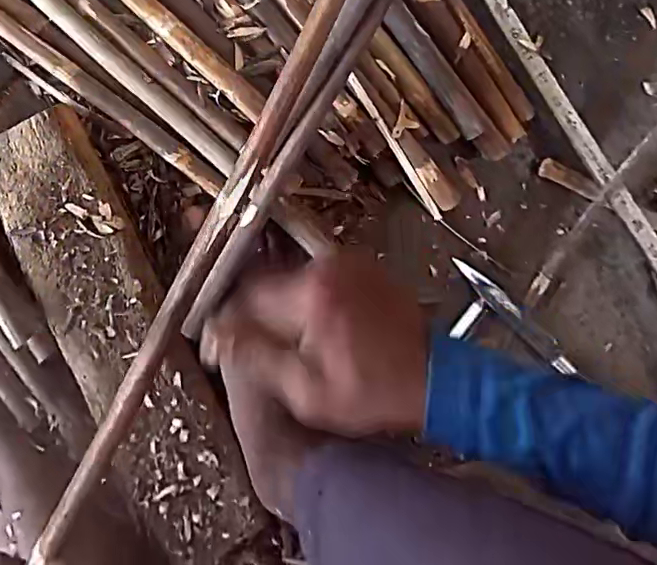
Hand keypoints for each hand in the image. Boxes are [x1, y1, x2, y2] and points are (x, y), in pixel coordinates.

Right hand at [200, 249, 429, 438]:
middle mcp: (325, 268)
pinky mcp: (356, 264)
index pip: (247, 294)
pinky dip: (302, 293)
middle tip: (257, 336)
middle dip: (253, 308)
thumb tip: (218, 336)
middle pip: (264, 280)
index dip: (230, 316)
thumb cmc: (380, 394)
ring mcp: (343, 262)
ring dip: (278, 300)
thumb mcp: (310, 394)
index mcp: (311, 296)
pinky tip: (312, 321)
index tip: (224, 332)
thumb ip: (258, 359)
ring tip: (292, 334)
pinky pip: (310, 273)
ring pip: (285, 275)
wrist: (438, 381)